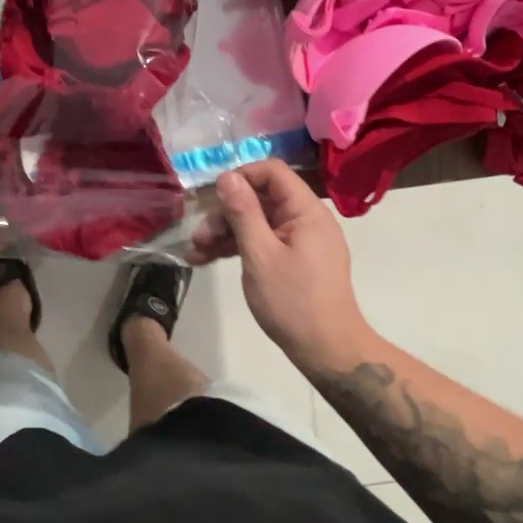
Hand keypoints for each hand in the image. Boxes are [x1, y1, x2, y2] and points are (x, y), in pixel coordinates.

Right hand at [203, 161, 370, 365]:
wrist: (326, 350)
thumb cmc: (293, 300)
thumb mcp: (260, 254)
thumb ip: (243, 212)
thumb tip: (227, 176)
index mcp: (306, 211)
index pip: (272, 173)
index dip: (240, 177)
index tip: (213, 197)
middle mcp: (306, 220)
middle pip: (261, 199)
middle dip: (226, 214)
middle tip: (198, 236)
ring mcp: (301, 242)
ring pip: (258, 223)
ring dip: (226, 234)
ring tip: (195, 252)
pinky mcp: (295, 262)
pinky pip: (264, 243)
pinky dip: (239, 249)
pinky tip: (208, 260)